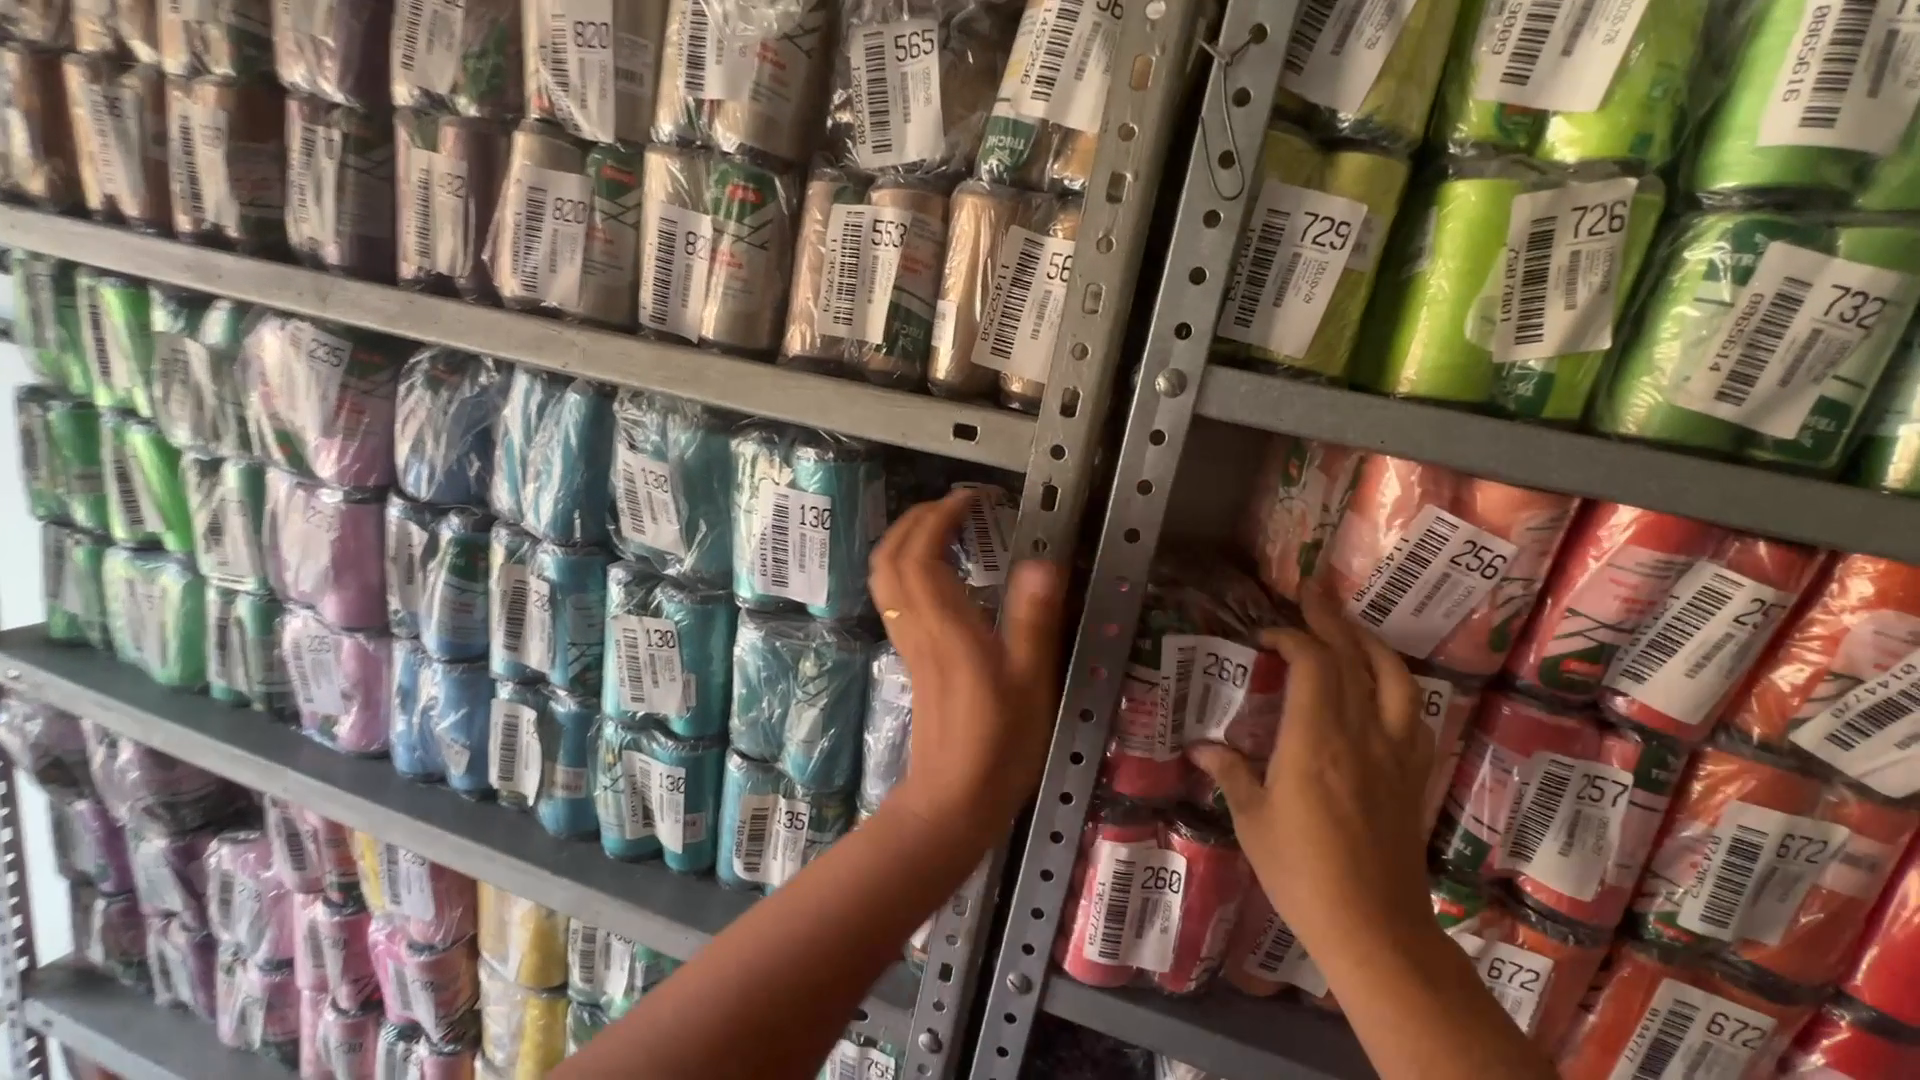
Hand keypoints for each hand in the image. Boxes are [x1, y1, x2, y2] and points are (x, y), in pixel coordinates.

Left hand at [868, 490, 1066, 847]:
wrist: (953, 800)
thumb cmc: (1000, 744)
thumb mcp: (1032, 682)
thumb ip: (1035, 620)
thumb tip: (1043, 562)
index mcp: (946, 626)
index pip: (921, 552)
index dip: (938, 516)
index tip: (969, 498)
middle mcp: (917, 626)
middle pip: (890, 557)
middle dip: (914, 520)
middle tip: (954, 506)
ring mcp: (908, 643)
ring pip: (884, 578)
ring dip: (904, 541)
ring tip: (943, 530)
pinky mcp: (911, 660)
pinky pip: (893, 598)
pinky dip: (905, 569)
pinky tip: (939, 575)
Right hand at [1188, 584, 1433, 941]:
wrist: (1373, 925)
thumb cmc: (1301, 874)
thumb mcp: (1252, 821)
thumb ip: (1230, 773)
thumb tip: (1199, 746)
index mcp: (1315, 742)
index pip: (1313, 664)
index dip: (1292, 637)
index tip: (1266, 634)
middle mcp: (1362, 735)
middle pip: (1354, 658)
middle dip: (1331, 619)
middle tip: (1313, 590)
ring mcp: (1396, 753)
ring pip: (1394, 678)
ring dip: (1370, 643)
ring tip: (1349, 627)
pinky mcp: (1414, 774)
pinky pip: (1415, 713)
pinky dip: (1398, 685)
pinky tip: (1384, 687)